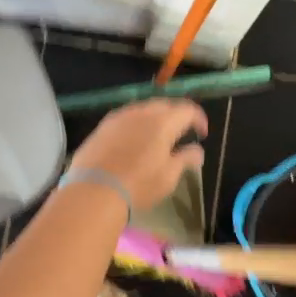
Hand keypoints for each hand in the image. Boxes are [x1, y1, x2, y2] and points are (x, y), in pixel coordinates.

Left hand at [69, 100, 207, 210]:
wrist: (93, 190)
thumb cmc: (138, 184)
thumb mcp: (169, 176)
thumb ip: (185, 159)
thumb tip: (197, 150)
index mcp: (163, 121)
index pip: (187, 110)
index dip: (198, 118)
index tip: (202, 133)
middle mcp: (141, 112)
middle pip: (164, 105)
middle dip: (176, 116)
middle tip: (181, 133)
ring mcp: (118, 117)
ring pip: (143, 110)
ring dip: (155, 119)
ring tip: (158, 136)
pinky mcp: (102, 127)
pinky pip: (125, 118)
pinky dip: (136, 125)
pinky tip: (134, 140)